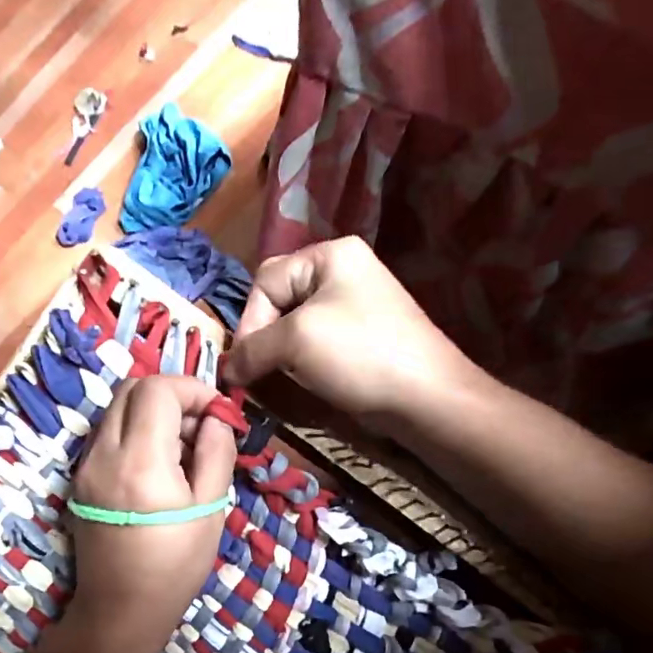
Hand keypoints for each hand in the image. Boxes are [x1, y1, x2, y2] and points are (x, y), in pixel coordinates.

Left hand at [64, 376, 237, 652]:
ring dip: (153, 412)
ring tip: (183, 449)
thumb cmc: (175, 566)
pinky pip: (108, 434)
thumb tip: (216, 418)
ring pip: (118, 409)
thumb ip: (215, 453)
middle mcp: (103, 454)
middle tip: (201, 427)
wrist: (121, 610)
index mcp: (140, 461)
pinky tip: (158, 465)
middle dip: (173, 395)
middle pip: (132, 389)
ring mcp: (85, 466)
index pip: (158, 390)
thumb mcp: (210, 510)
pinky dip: (136, 431)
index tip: (219, 414)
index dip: (194, 390)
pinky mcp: (79, 479)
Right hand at [223, 236, 487, 433]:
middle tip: (259, 374)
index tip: (245, 364)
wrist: (426, 398)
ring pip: (297, 328)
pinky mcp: (364, 340)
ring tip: (281, 381)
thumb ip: (252, 349)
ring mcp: (357, 307)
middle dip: (265, 340)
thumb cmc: (360, 356)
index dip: (249, 322)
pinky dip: (304, 365)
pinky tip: (306, 383)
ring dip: (282, 357)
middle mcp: (344, 273)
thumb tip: (227, 369)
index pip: (266, 280)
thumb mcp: (296, 342)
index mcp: (331, 255)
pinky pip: (319, 345)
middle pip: (281, 301)